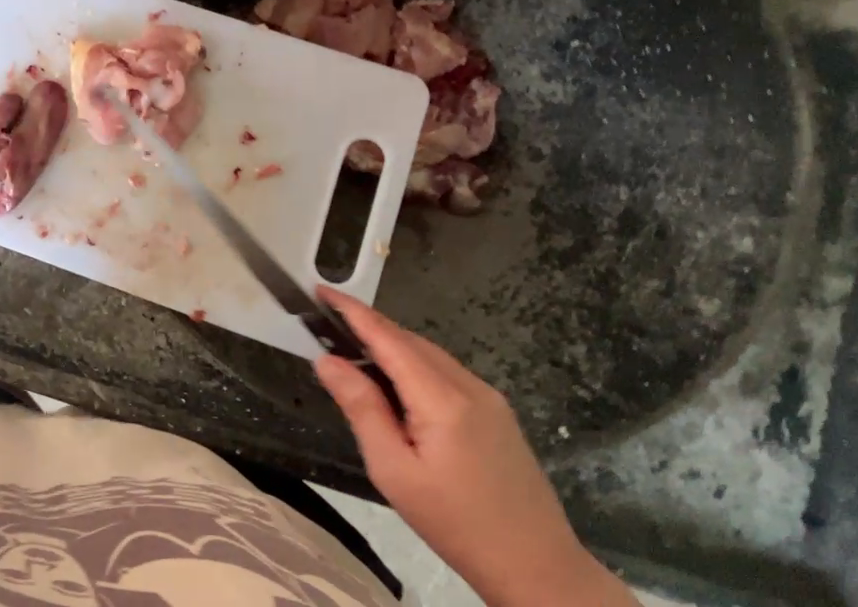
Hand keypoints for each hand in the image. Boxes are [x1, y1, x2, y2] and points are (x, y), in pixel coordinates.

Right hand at [313, 287, 635, 606]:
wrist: (538, 568)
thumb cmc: (455, 522)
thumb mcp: (393, 469)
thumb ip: (361, 408)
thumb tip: (327, 360)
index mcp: (442, 399)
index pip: (388, 339)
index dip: (352, 312)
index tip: (320, 290)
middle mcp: (470, 388)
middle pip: (409, 341)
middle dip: (367, 325)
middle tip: (324, 322)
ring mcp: (490, 400)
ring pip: (429, 356)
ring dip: (389, 345)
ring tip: (350, 351)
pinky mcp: (497, 415)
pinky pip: (445, 373)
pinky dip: (411, 365)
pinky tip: (393, 384)